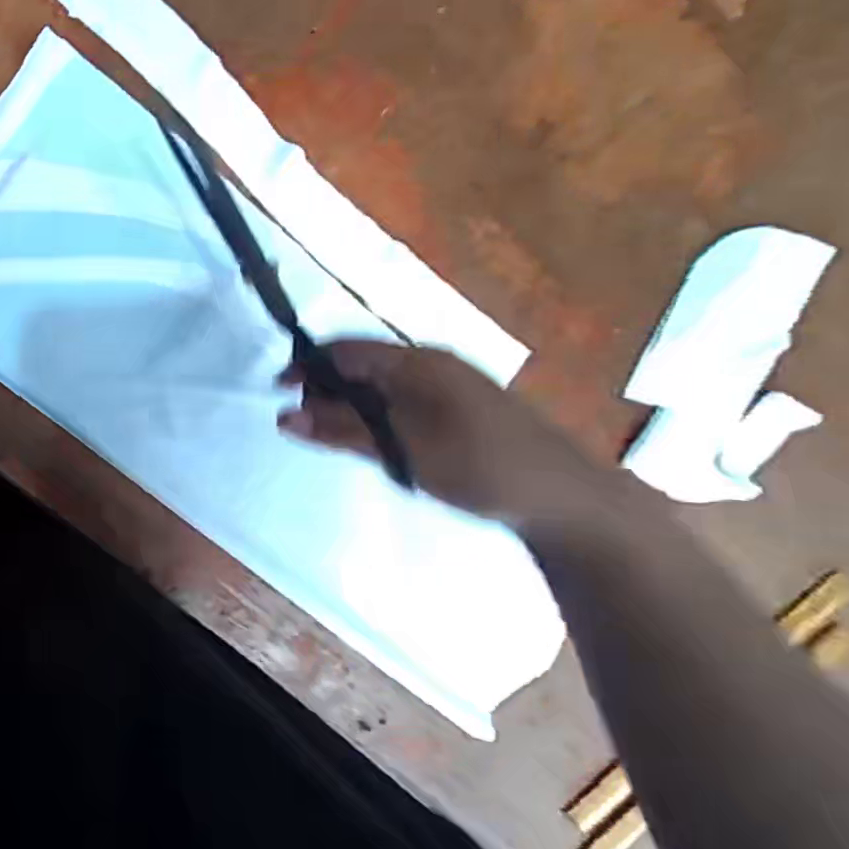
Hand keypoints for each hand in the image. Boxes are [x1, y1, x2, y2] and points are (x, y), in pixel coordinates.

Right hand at [279, 341, 627, 529]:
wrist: (571, 500)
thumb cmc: (481, 467)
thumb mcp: (404, 451)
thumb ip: (342, 431)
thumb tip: (282, 417)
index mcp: (418, 362)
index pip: (345, 348)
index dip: (306, 364)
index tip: (278, 391)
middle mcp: (432, 362)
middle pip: (361, 362)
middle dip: (327, 387)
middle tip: (309, 424)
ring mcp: (450, 382)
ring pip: (381, 382)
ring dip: (352, 403)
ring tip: (339, 436)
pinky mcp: (461, 405)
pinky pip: (402, 397)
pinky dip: (377, 413)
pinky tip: (379, 440)